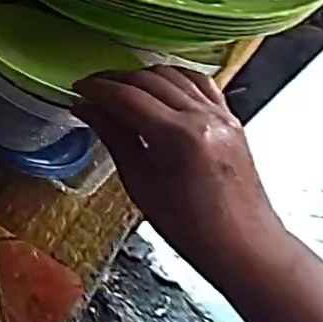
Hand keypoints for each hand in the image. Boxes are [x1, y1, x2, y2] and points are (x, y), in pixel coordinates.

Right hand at [72, 67, 290, 281]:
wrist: (246, 246)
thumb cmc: (188, 224)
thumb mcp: (138, 180)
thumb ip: (113, 135)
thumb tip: (86, 107)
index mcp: (178, 136)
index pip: (126, 96)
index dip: (96, 88)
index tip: (76, 88)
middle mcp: (204, 119)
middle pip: (147, 80)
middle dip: (112, 79)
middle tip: (90, 88)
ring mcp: (222, 117)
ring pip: (172, 75)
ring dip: (140, 75)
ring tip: (118, 87)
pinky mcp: (232, 120)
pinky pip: (199, 84)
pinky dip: (172, 78)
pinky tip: (156, 86)